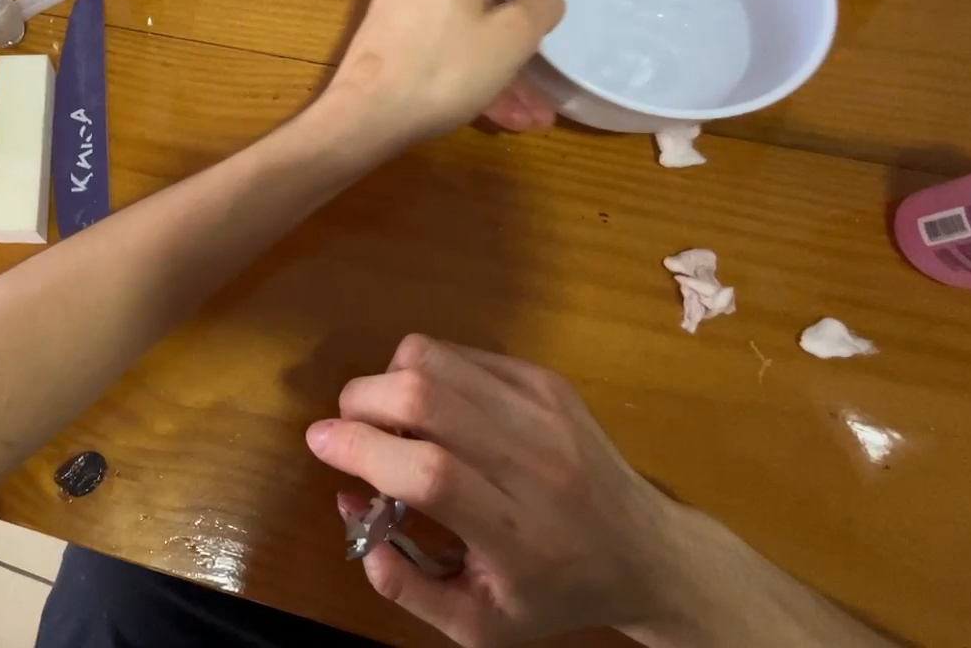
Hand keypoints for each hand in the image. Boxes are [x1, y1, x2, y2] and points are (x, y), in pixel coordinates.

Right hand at [305, 335, 681, 646]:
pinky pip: (455, 351)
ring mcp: (542, 410)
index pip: (427, 473)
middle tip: (350, 426)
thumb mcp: (479, 625)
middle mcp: (533, 463)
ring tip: (393, 416)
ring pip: (432, 359)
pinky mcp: (544, 379)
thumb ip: (404, 585)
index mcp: (517, 534)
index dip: (359, 448)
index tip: (319, 442)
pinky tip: (434, 406)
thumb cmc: (555, 591)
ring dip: (387, 379)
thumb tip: (347, 509)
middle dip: (361, 400)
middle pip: (423, 397)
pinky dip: (422, 369)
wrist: (651, 553)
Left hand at [323, 0, 563, 150]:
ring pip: (461, 25)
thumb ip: (536, 9)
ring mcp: (394, 6)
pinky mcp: (383, 39)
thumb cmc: (442, 70)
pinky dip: (468, 75)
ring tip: (532, 108)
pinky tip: (499, 118)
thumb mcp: (509, 40)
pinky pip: (439, 48)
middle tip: (546, 24)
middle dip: (514, 11)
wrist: (363, 117)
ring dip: (497, 63)